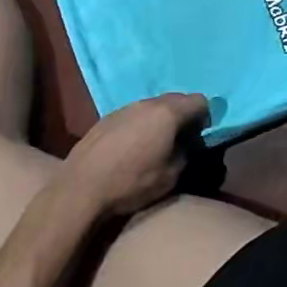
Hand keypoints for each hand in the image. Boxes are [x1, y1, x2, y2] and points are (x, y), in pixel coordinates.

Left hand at [61, 93, 208, 216]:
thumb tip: (187, 142)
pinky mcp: (106, 117)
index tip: (199, 136)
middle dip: (183, 114)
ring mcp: (125, 108)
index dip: (204, 117)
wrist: (81, 187)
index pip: (199, 100)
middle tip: (180, 138)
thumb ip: (186, 152)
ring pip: (153, 105)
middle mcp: (148, 103)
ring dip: (160, 118)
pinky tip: (131, 146)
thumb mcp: (172, 174)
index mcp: (169, 113)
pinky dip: (140, 124)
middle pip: (176, 98)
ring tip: (154, 142)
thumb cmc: (132, 182)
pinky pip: (134, 114)